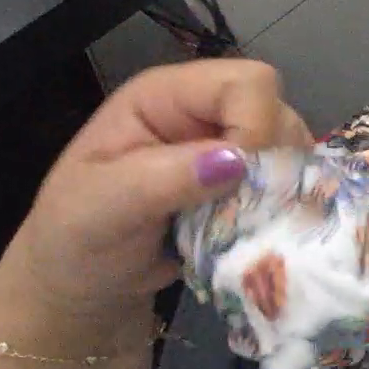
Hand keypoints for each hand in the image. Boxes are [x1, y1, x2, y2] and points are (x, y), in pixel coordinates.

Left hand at [0, 59, 312, 343]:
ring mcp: (234, 140)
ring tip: (244, 219)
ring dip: (279, 184)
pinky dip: (284, 200)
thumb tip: (233, 162)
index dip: (256, 125)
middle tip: (242, 205)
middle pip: (278, 108)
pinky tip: (257, 223)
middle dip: (271, 158)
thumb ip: (160, 181)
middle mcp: (209, 108)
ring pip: (292, 143)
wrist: (84, 285)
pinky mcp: (252, 173)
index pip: (246, 83)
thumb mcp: (99, 211)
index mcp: (167, 95)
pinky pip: (292, 174)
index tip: (236, 179)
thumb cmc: (76, 241)